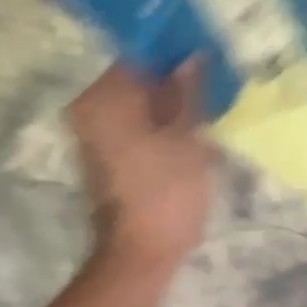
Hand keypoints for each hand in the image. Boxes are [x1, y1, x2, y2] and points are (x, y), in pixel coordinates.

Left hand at [66, 59, 215, 272]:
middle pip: (138, 79)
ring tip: (209, 105)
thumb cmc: (167, 193)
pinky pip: (135, 124)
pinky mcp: (106, 155)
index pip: (141, 55)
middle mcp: (90, 108)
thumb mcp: (188, 138)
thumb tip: (193, 55)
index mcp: (104, 98)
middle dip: (175, 79)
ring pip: (139, 103)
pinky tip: (191, 130)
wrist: (141, 254)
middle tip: (216, 81)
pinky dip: (160, 123)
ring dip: (171, 103)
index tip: (210, 54)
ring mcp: (94, 133)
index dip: (177, 52)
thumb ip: (189, 92)